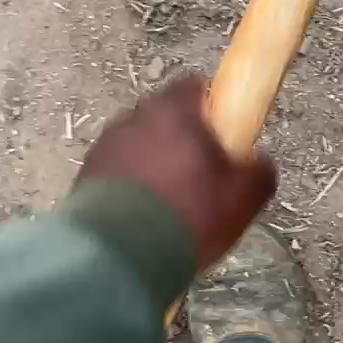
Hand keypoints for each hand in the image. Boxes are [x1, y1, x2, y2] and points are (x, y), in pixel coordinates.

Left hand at [77, 77, 277, 269]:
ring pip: (139, 145)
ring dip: (153, 164)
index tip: (224, 135)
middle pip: (165, 117)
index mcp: (175, 111)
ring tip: (169, 205)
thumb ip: (259, 172)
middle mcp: (135, 118)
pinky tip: (143, 219)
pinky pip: (117, 172)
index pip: (195, 86)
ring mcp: (105, 146)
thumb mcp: (243, 199)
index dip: (213, 107)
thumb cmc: (188, 215)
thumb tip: (259, 164)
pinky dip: (131, 187)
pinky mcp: (84, 176)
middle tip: (200, 176)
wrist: (120, 256)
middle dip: (181, 139)